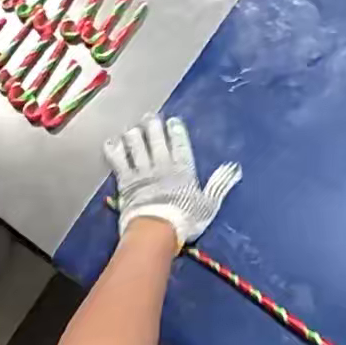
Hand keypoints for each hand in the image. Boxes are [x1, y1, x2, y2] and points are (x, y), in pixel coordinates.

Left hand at [104, 114, 241, 245]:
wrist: (157, 227)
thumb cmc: (185, 219)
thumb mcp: (208, 204)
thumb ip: (218, 185)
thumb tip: (234, 169)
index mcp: (183, 169)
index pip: (179, 144)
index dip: (175, 131)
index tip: (172, 121)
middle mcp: (162, 165)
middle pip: (155, 140)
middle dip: (152, 126)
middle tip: (148, 117)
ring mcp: (142, 171)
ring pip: (136, 145)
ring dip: (133, 135)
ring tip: (131, 128)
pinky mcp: (125, 179)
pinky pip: (118, 160)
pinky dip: (114, 150)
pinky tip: (111, 142)